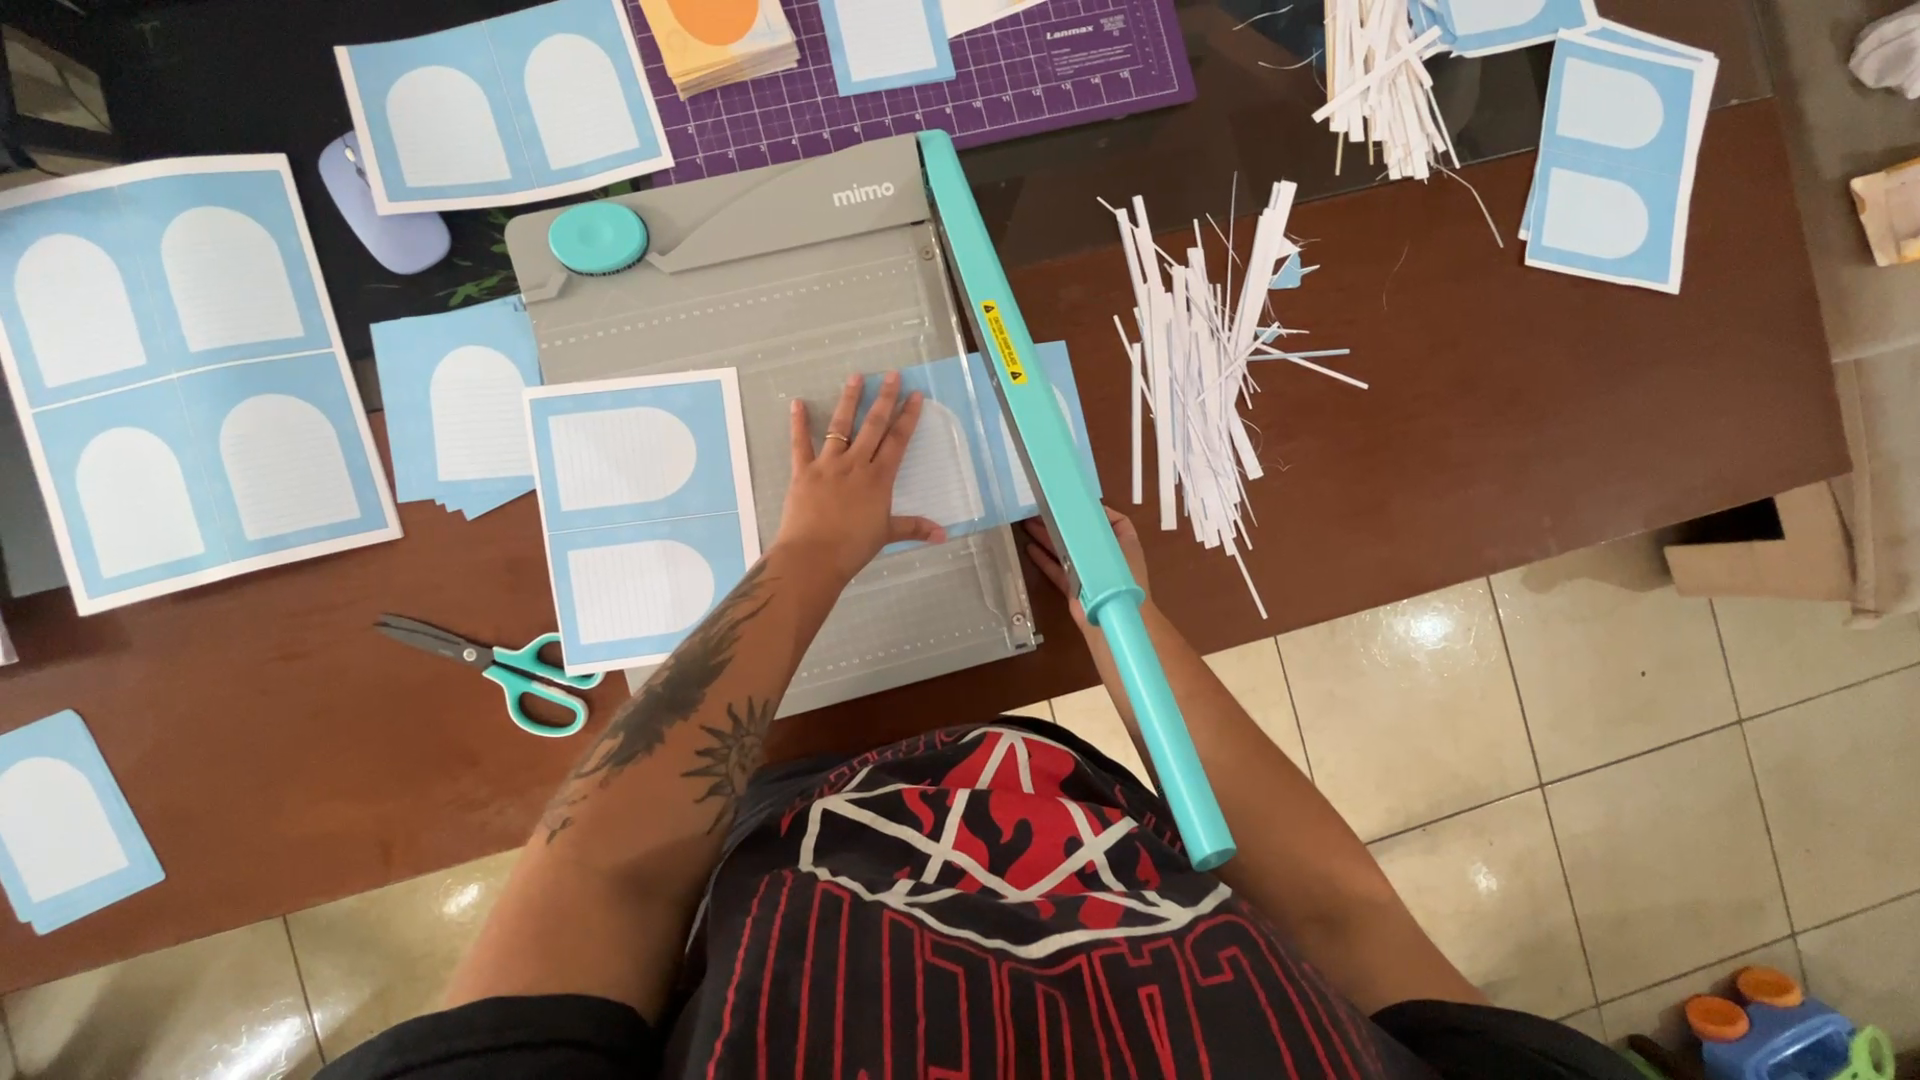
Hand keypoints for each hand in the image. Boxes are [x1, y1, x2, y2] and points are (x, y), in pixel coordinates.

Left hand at [776, 371, 945, 583]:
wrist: (813, 556)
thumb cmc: (853, 548)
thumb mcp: (886, 535)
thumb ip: (914, 528)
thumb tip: (944, 535)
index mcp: (879, 478)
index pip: (897, 441)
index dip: (907, 417)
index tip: (914, 395)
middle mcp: (856, 464)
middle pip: (873, 426)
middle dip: (884, 398)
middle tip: (891, 375)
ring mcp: (828, 465)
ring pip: (841, 426)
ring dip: (849, 400)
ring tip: (856, 377)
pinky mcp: (803, 471)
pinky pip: (800, 443)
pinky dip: (798, 423)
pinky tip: (797, 403)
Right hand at [1022, 505, 1148, 632]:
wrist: (1112, 616)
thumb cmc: (1120, 576)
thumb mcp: (1115, 544)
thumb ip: (1100, 527)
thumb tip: (1085, 510)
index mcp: (1122, 543)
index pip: (1110, 521)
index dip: (1093, 511)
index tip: (1071, 503)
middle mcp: (1105, 557)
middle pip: (1080, 535)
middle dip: (1061, 523)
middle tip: (1039, 511)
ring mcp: (1088, 572)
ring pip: (1066, 550)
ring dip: (1048, 538)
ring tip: (1027, 525)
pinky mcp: (1074, 587)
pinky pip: (1057, 569)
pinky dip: (1044, 560)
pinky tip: (1029, 549)